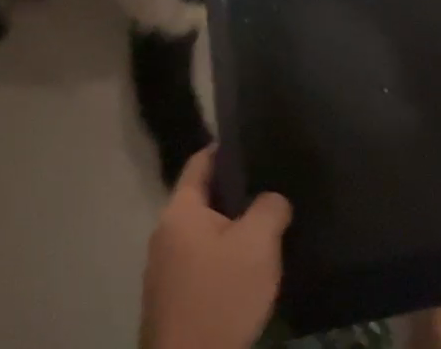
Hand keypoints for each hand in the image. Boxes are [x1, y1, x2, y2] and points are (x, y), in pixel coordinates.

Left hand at [140, 147, 291, 348]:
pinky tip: (253, 265)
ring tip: (271, 222)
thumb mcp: (258, 243)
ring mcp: (165, 269)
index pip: (201, 161)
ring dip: (234, 227)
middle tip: (275, 184)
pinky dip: (226, 256)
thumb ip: (270, 208)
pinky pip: (203, 261)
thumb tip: (273, 200)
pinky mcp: (174, 298)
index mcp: (179, 211)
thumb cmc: (221, 296)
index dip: (228, 148)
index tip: (258, 141)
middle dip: (238, 191)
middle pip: (204, 197)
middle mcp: (165, 234)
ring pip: (206, 232)